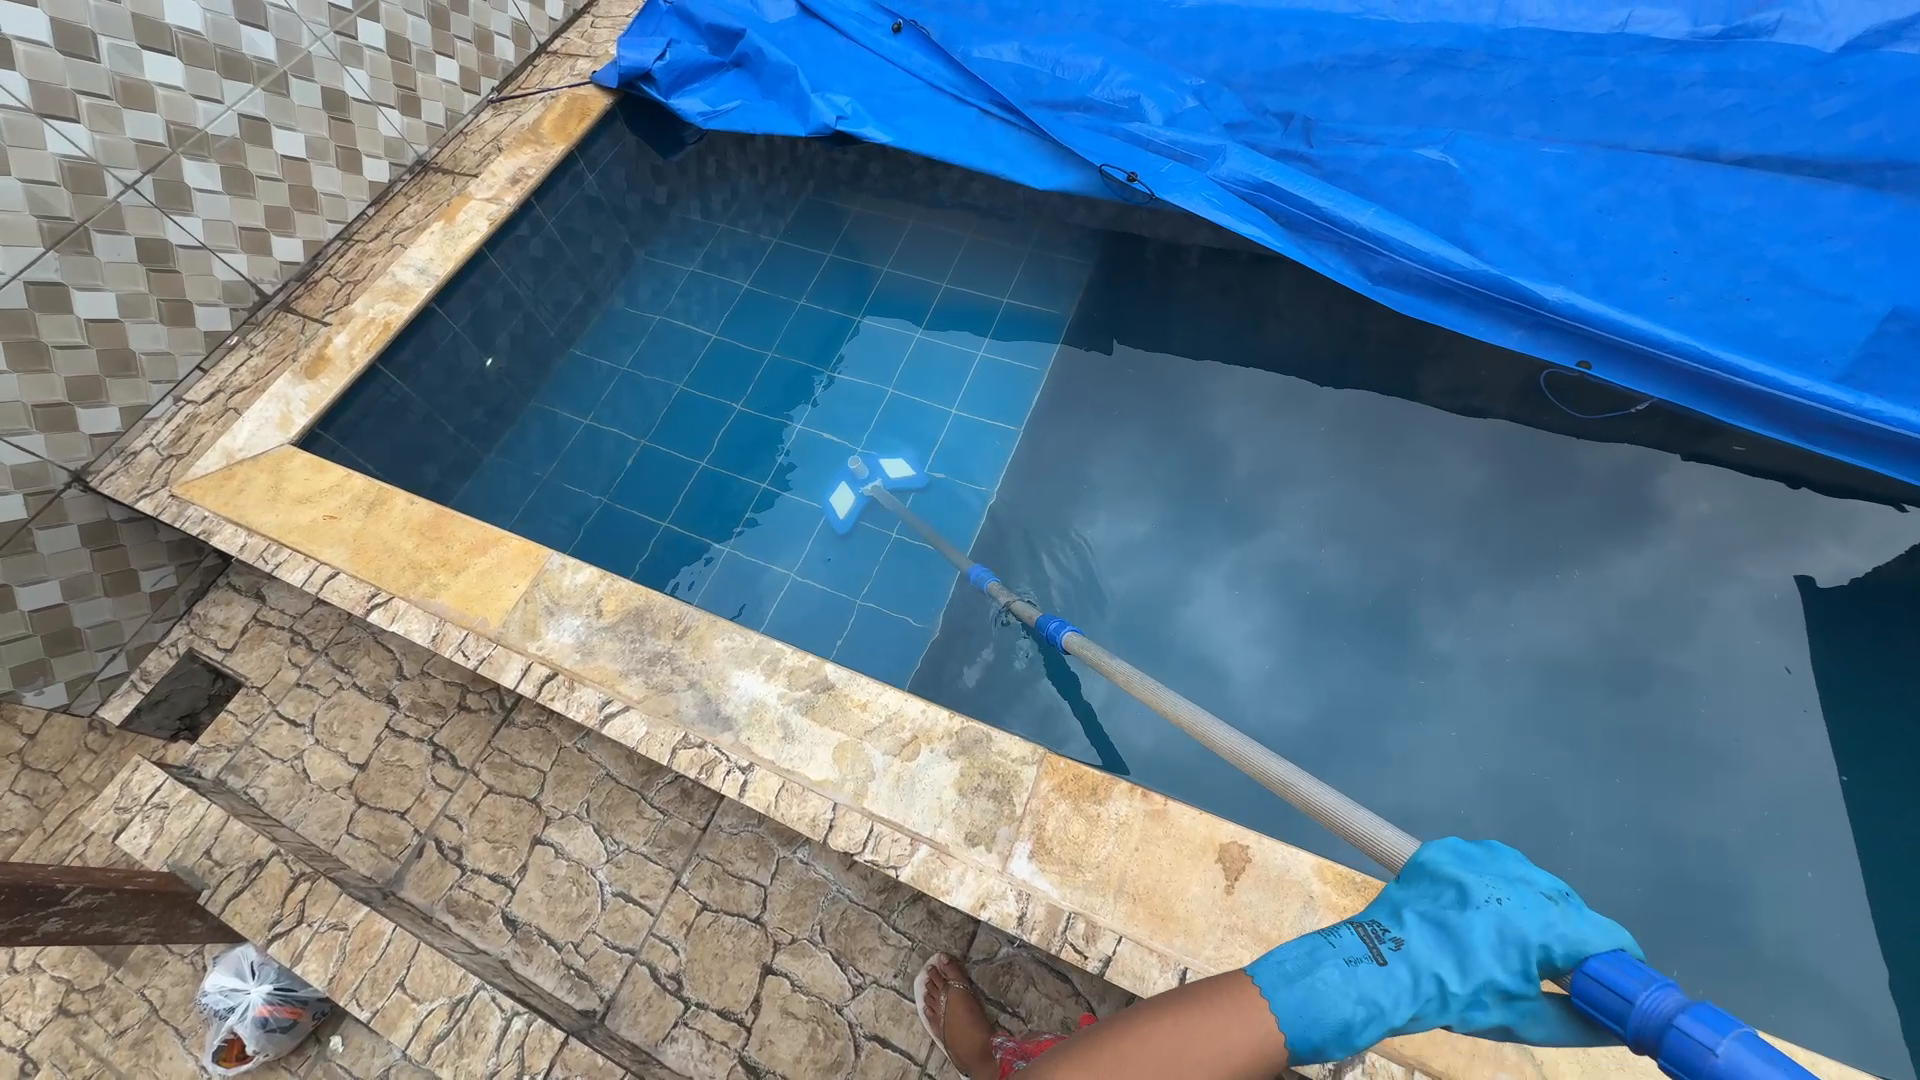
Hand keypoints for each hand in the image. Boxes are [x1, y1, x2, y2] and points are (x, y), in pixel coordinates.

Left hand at [1244, 837, 1640, 1064]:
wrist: (1381, 966)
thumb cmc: (1452, 996)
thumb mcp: (1525, 1019)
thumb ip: (1582, 1021)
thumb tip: (1617, 1026)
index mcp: (1542, 922)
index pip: (1608, 936)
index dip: (1618, 962)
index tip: (1612, 978)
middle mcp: (1513, 879)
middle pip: (1568, 903)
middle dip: (1571, 933)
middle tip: (1556, 962)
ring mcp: (1473, 858)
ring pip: (1528, 877)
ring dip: (1533, 903)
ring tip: (1515, 935)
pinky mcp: (1442, 851)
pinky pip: (1486, 862)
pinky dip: (1493, 882)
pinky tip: (1482, 908)